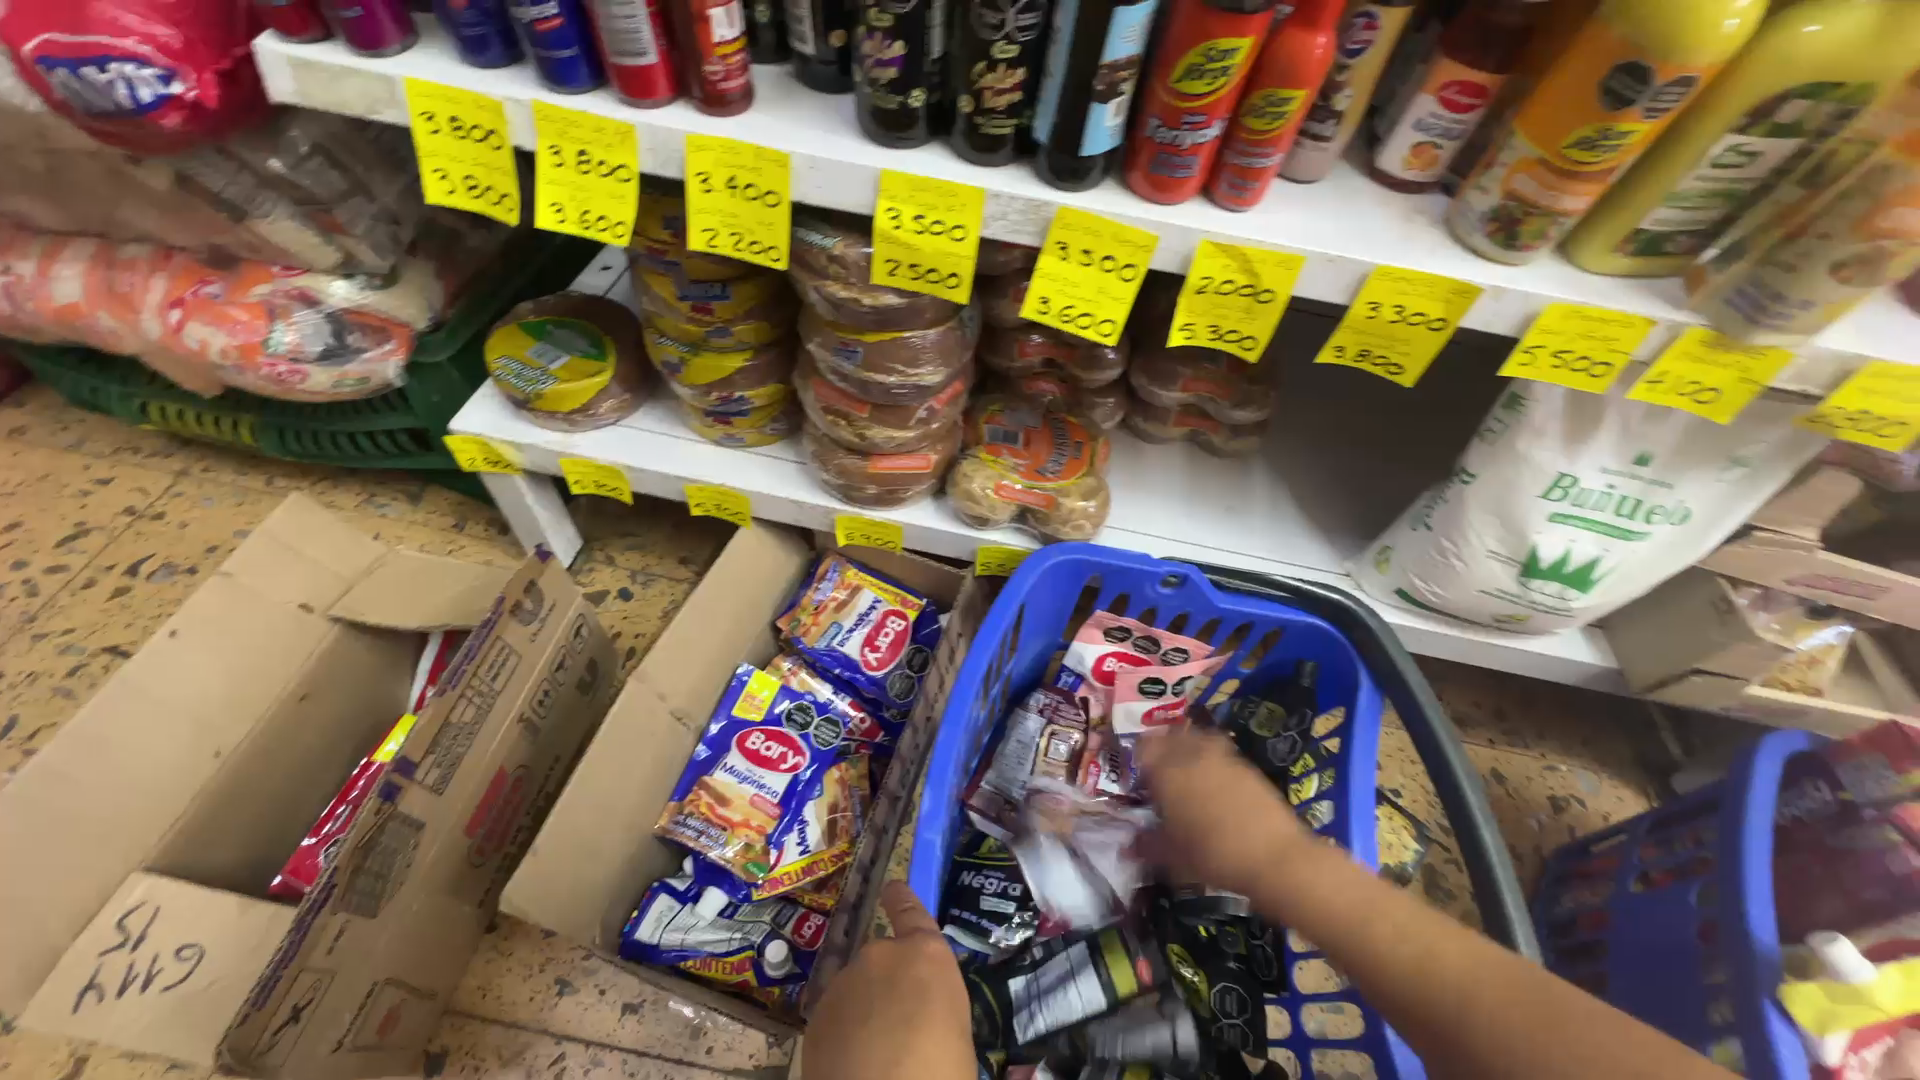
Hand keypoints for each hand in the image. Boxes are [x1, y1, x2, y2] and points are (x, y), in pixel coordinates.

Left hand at [801, 882, 972, 1079]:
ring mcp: (844, 982)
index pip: (910, 911)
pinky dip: (843, 1032)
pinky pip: (836, 1016)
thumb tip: (925, 1016)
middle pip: (883, 960)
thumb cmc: (940, 1069)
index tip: (892, 887)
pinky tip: (853, 1062)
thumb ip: (936, 1004)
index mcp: (925, 954)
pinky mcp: (816, 1015)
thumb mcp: (957, 1030)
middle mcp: (882, 955)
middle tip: (902, 1022)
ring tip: (877, 1050)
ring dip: (865, 1008)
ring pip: (856, 989)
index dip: (900, 898)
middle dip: (888, 983)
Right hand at [1133, 729, 1310, 897]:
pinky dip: (1213, 762)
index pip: (1142, 747)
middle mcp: (1192, 754)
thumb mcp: (1172, 856)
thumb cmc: (1213, 855)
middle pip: (1170, 737)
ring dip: (1189, 750)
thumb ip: (1147, 845)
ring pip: (1197, 740)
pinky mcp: (1247, 766)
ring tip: (1188, 774)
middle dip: (1163, 750)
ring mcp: (1222, 756)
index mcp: (1166, 770)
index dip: (1137, 758)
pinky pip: (1221, 753)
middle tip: (1161, 773)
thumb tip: (1127, 846)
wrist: (1275, 857)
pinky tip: (1216, 786)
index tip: (1139, 777)